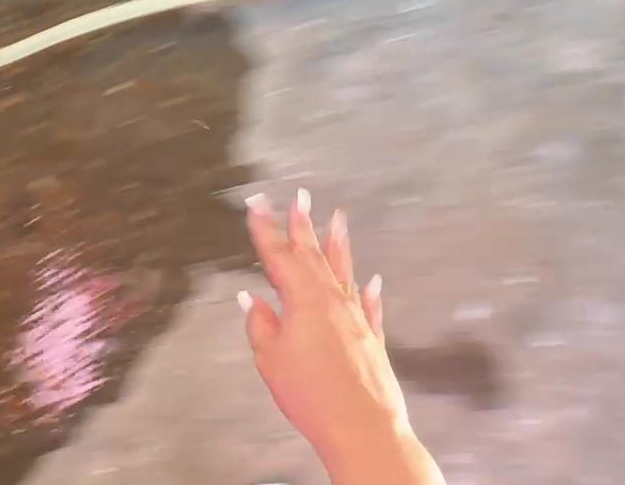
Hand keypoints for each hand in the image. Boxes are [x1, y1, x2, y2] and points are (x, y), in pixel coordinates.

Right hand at [239, 191, 438, 484]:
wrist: (364, 429)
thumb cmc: (311, 394)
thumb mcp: (271, 359)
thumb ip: (260, 325)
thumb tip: (252, 301)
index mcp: (302, 298)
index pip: (277, 254)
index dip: (264, 228)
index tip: (256, 203)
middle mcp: (330, 298)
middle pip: (312, 252)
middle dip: (302, 223)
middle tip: (300, 195)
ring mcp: (355, 317)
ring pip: (343, 270)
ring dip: (337, 243)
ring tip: (337, 218)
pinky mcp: (372, 339)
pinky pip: (369, 306)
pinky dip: (369, 291)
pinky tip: (372, 280)